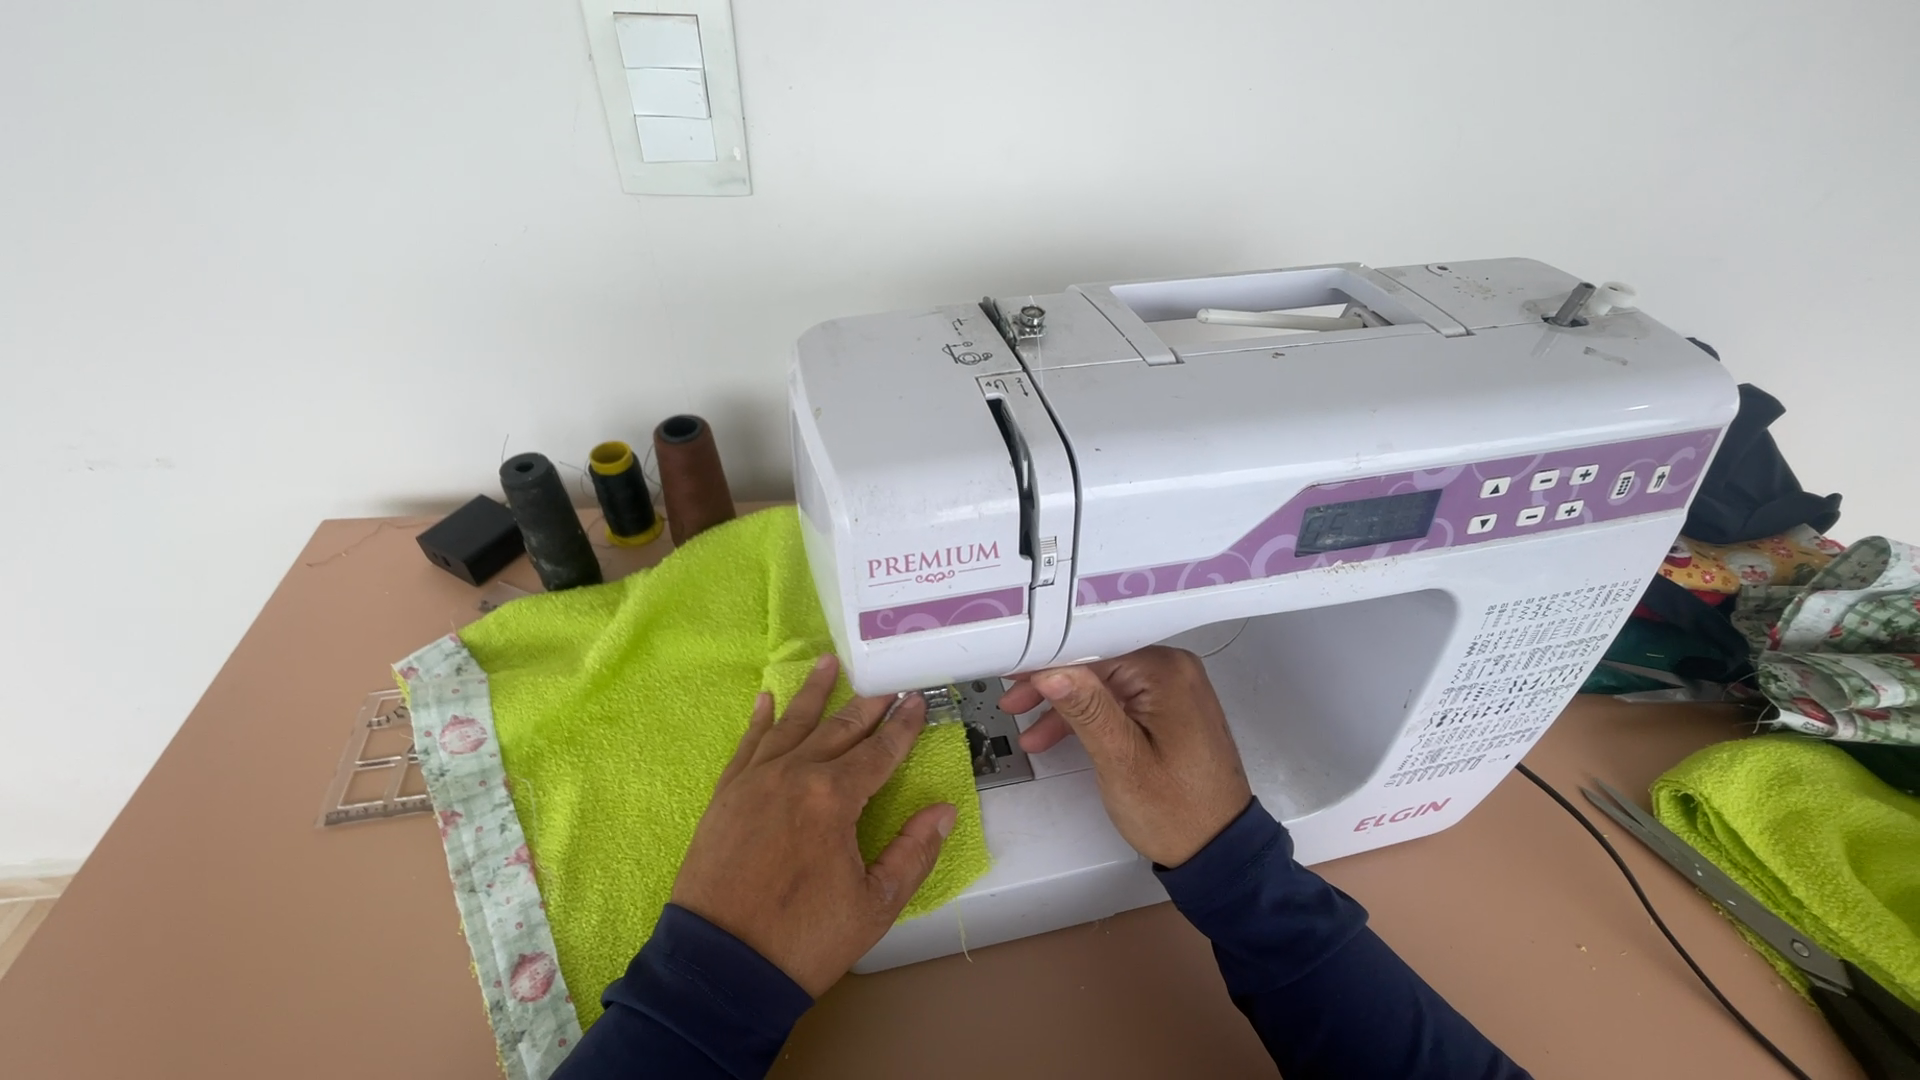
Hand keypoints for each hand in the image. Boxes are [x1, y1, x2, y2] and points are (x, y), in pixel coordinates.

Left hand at [671, 655, 956, 997]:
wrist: (717, 969)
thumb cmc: (803, 940)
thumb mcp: (874, 905)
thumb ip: (913, 852)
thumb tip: (943, 811)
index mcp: (834, 798)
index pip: (880, 750)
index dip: (904, 725)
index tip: (918, 700)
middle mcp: (795, 775)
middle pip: (840, 729)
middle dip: (868, 705)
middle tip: (886, 684)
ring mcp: (755, 781)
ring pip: (792, 724)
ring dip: (814, 693)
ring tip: (828, 663)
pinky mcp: (726, 795)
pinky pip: (748, 744)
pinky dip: (760, 720)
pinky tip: (767, 700)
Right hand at [1000, 646, 1251, 867]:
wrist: (1219, 852)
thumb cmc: (1176, 812)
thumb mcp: (1121, 760)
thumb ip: (1086, 709)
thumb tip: (1051, 670)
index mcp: (1165, 672)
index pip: (1094, 648)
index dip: (1048, 658)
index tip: (1012, 668)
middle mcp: (1173, 670)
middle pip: (1097, 663)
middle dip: (1052, 684)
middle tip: (1012, 702)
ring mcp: (1173, 690)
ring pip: (1104, 683)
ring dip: (1065, 705)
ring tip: (1029, 731)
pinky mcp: (1169, 710)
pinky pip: (1119, 700)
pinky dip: (1089, 717)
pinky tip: (1057, 736)